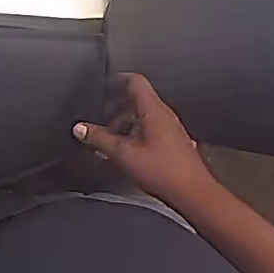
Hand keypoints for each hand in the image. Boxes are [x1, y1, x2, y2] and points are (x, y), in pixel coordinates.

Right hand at [73, 74, 217, 208]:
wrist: (192, 192)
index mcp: (153, 110)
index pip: (135, 81)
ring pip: (142, 116)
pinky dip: (134, 134)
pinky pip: (150, 129)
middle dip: (115, 107)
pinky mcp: (172, 142)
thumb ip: (99, 139)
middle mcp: (164, 115)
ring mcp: (170, 128)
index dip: (116, 80)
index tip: (102, 86)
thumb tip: (80, 129)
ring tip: (108, 139)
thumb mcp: (123, 154)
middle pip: (136, 100)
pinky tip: (124, 152)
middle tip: (98, 117)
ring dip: (123, 123)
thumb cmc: (163, 171)